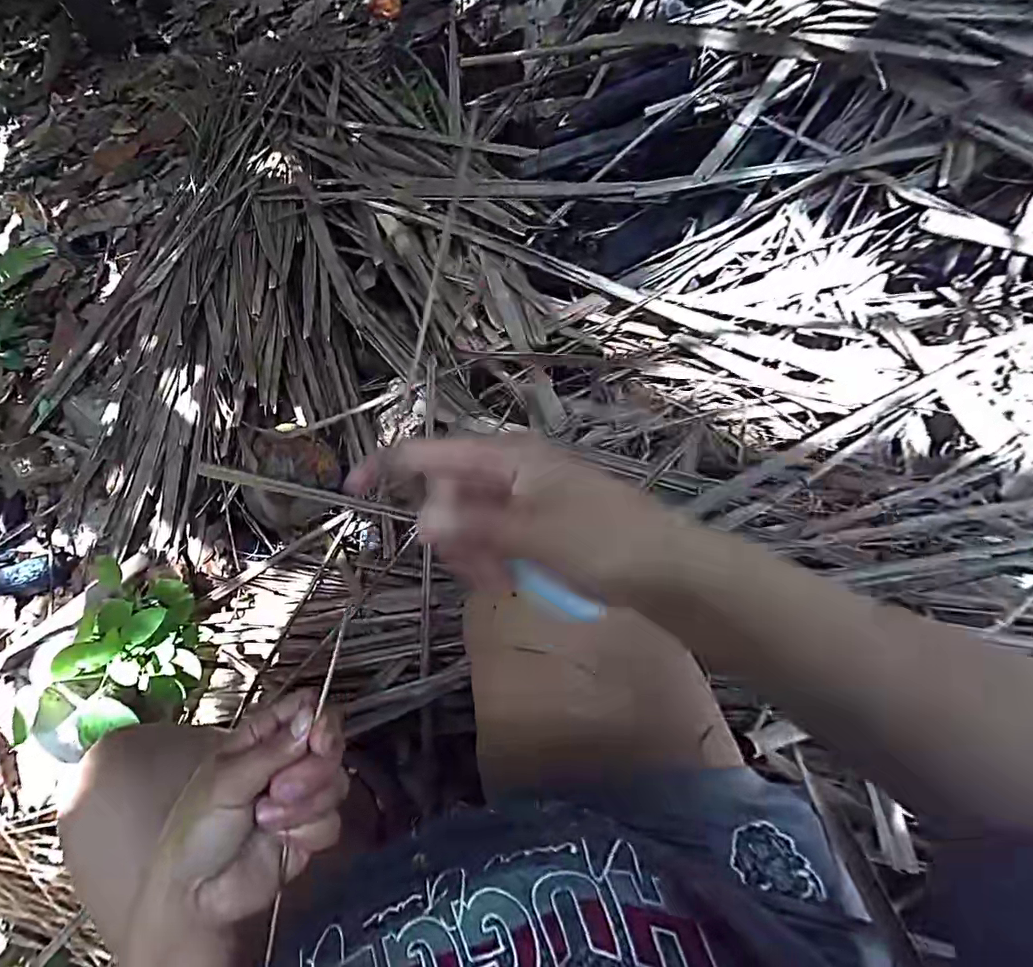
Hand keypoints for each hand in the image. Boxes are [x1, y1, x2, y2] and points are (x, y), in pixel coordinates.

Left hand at [127, 691, 345, 960]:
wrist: (196, 893)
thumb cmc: (197, 825)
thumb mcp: (227, 780)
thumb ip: (272, 751)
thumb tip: (309, 718)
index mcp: (261, 735)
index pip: (304, 708)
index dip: (319, 717)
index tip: (318, 737)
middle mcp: (286, 760)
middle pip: (330, 744)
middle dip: (312, 769)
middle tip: (279, 789)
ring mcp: (301, 796)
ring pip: (335, 783)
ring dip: (304, 804)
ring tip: (265, 818)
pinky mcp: (310, 832)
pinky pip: (332, 821)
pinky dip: (307, 831)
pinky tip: (278, 838)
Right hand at [346, 435, 706, 605]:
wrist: (679, 575)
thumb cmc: (609, 544)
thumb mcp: (535, 535)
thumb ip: (473, 526)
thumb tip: (421, 523)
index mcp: (506, 456)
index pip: (430, 453)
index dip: (387, 467)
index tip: (353, 489)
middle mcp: (508, 468)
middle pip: (445, 493)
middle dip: (448, 531)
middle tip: (472, 568)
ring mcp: (521, 495)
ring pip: (465, 519)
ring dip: (470, 551)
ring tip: (499, 581)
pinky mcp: (533, 521)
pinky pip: (488, 535)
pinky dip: (488, 558)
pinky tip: (507, 579)